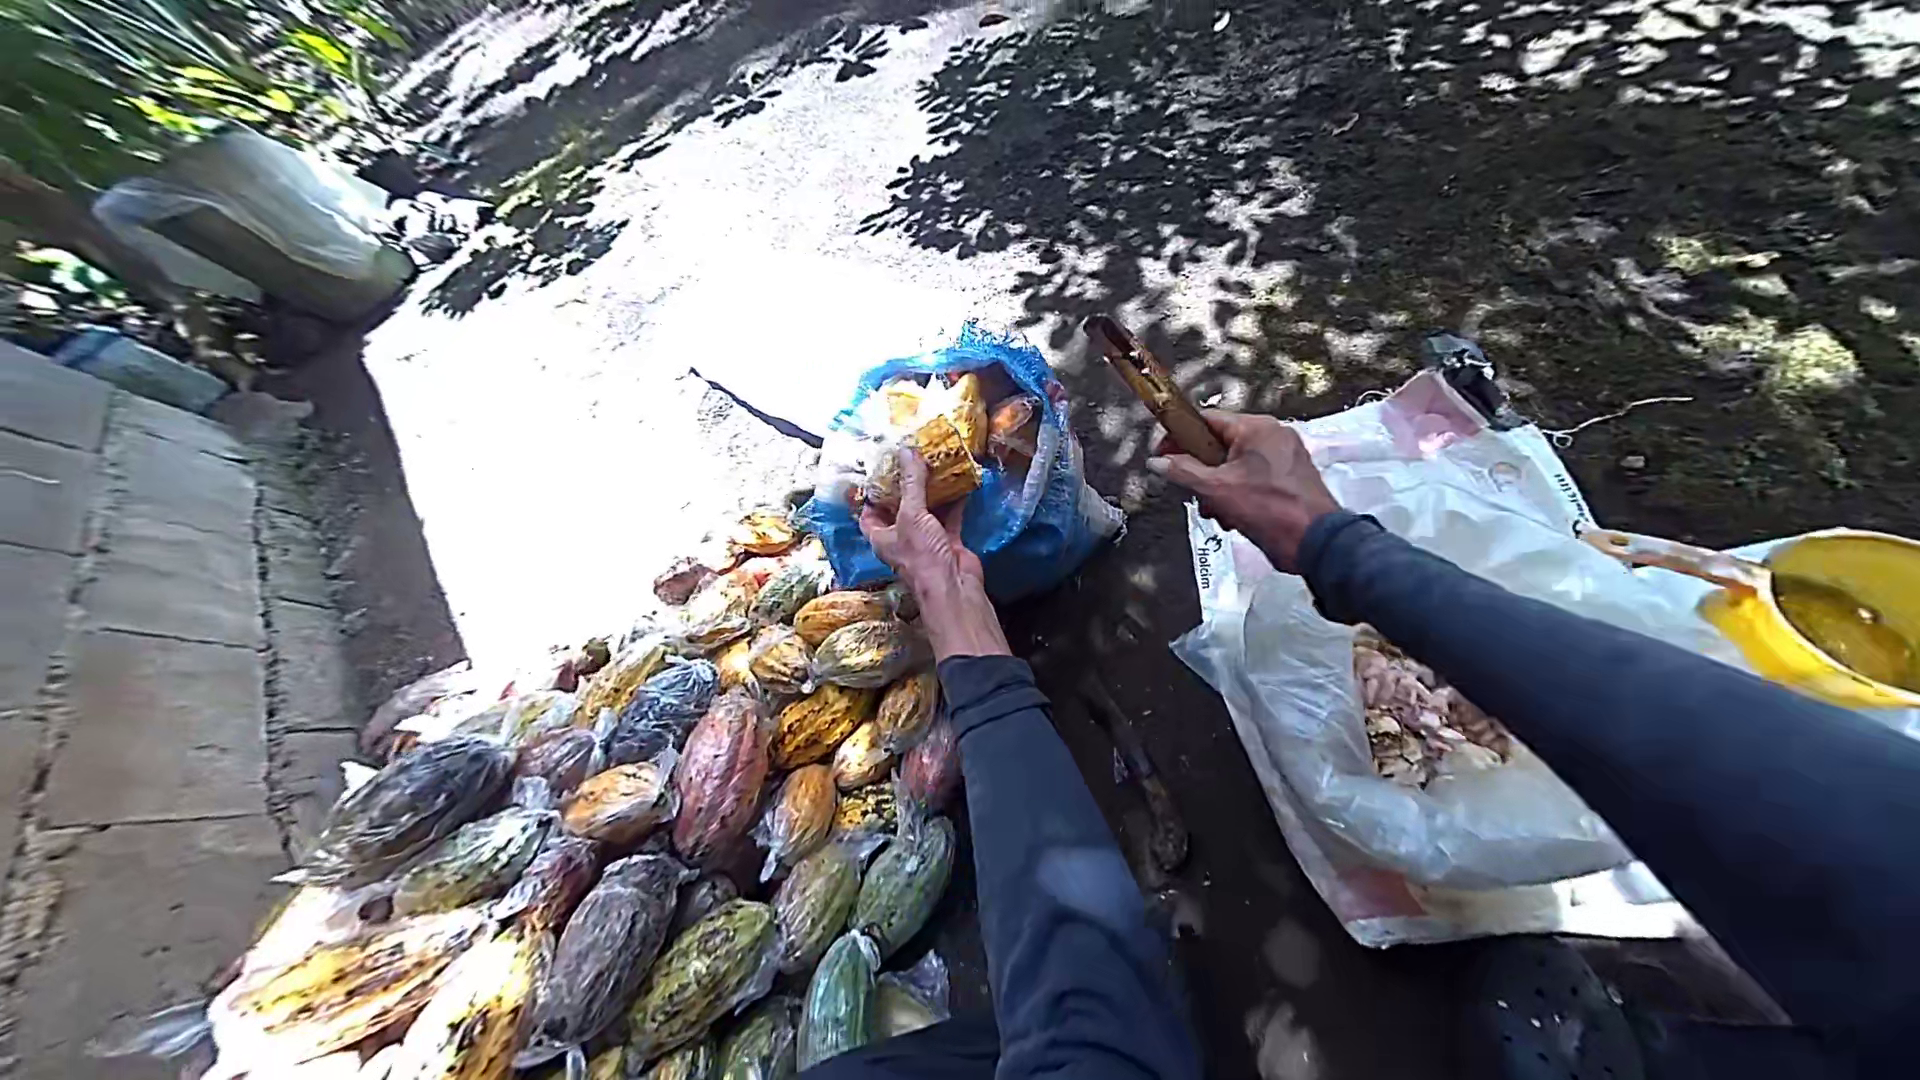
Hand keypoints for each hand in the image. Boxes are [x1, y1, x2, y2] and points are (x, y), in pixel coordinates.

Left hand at [859, 449, 1008, 658]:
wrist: (954, 586)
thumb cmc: (922, 555)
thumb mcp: (912, 513)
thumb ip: (911, 482)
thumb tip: (906, 450)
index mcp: (881, 536)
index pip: (869, 513)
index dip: (872, 494)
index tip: (882, 471)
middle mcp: (902, 538)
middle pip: (901, 508)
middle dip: (907, 486)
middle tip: (913, 460)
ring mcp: (926, 541)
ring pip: (927, 510)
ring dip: (932, 491)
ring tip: (936, 465)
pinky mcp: (948, 542)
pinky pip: (949, 517)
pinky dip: (955, 502)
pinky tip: (959, 482)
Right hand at [1147, 411, 1340, 572]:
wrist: (1314, 542)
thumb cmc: (1270, 509)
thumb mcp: (1215, 489)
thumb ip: (1182, 472)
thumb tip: (1156, 462)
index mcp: (1256, 428)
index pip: (1205, 420)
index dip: (1178, 437)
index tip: (1161, 455)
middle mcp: (1272, 435)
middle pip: (1218, 444)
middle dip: (1199, 472)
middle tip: (1190, 491)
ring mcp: (1283, 456)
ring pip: (1232, 464)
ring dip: (1216, 488)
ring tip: (1216, 510)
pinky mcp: (1288, 477)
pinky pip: (1250, 477)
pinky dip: (1235, 494)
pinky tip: (1233, 516)